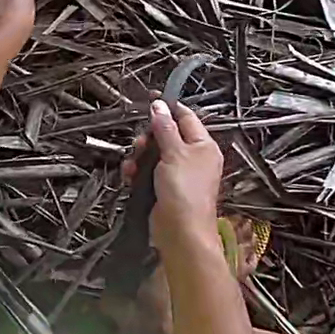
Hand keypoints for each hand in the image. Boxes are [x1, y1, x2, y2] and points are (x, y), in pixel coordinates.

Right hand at [122, 99, 222, 256]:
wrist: (180, 232)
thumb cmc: (186, 193)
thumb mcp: (174, 152)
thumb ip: (164, 127)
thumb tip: (159, 106)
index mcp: (203, 146)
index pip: (185, 117)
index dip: (168, 108)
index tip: (150, 100)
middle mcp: (192, 158)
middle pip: (166, 135)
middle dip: (149, 136)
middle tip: (141, 142)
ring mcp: (178, 174)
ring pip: (153, 153)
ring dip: (140, 155)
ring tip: (134, 161)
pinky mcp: (164, 188)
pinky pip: (147, 171)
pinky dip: (137, 171)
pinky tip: (131, 174)